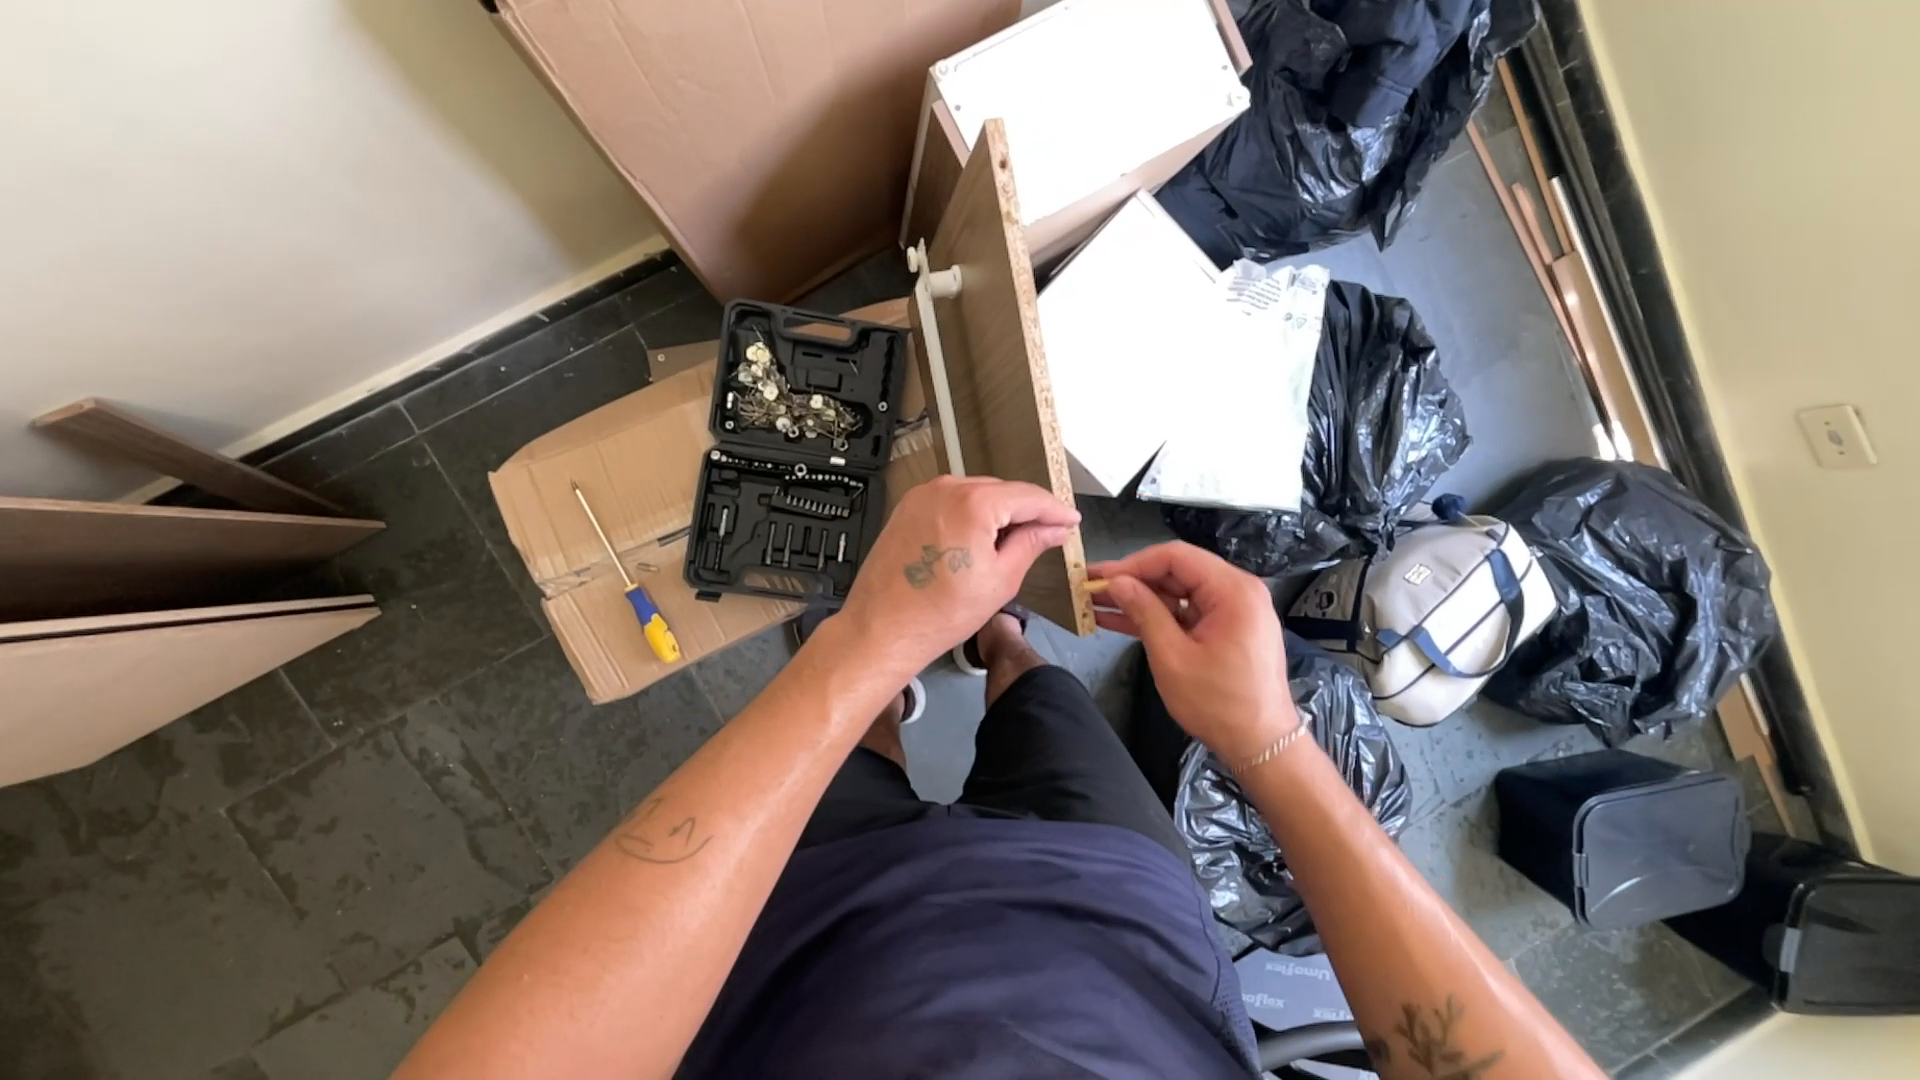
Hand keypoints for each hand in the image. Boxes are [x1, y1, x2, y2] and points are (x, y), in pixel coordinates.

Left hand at [835, 476, 1079, 672]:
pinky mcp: (908, 509)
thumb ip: (1031, 544)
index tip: (1070, 520)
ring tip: (1013, 545)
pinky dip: (971, 515)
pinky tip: (979, 542)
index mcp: (972, 503)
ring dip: (998, 513)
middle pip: (1002, 491)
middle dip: (1026, 511)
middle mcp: (944, 490)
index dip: (1054, 509)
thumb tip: (1053, 529)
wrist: (882, 629)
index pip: (1028, 495)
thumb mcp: (1000, 580)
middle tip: (1048, 535)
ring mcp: (922, 497)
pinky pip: (951, 502)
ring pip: (976, 494)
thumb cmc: (935, 614)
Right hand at [1090, 542, 1299, 763]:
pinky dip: (1156, 616)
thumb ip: (1144, 612)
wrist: (1262, 746)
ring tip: (1095, 604)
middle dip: (1132, 580)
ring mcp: (1233, 611)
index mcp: (1233, 590)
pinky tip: (1117, 619)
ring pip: (1177, 592)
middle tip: (1090, 588)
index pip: (1176, 556)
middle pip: (1177, 571)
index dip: (1133, 564)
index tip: (1100, 578)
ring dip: (1139, 599)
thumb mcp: (1172, 657)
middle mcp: (1238, 591)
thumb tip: (1116, 583)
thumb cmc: (1218, 704)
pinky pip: (1185, 612)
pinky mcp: (1225, 629)